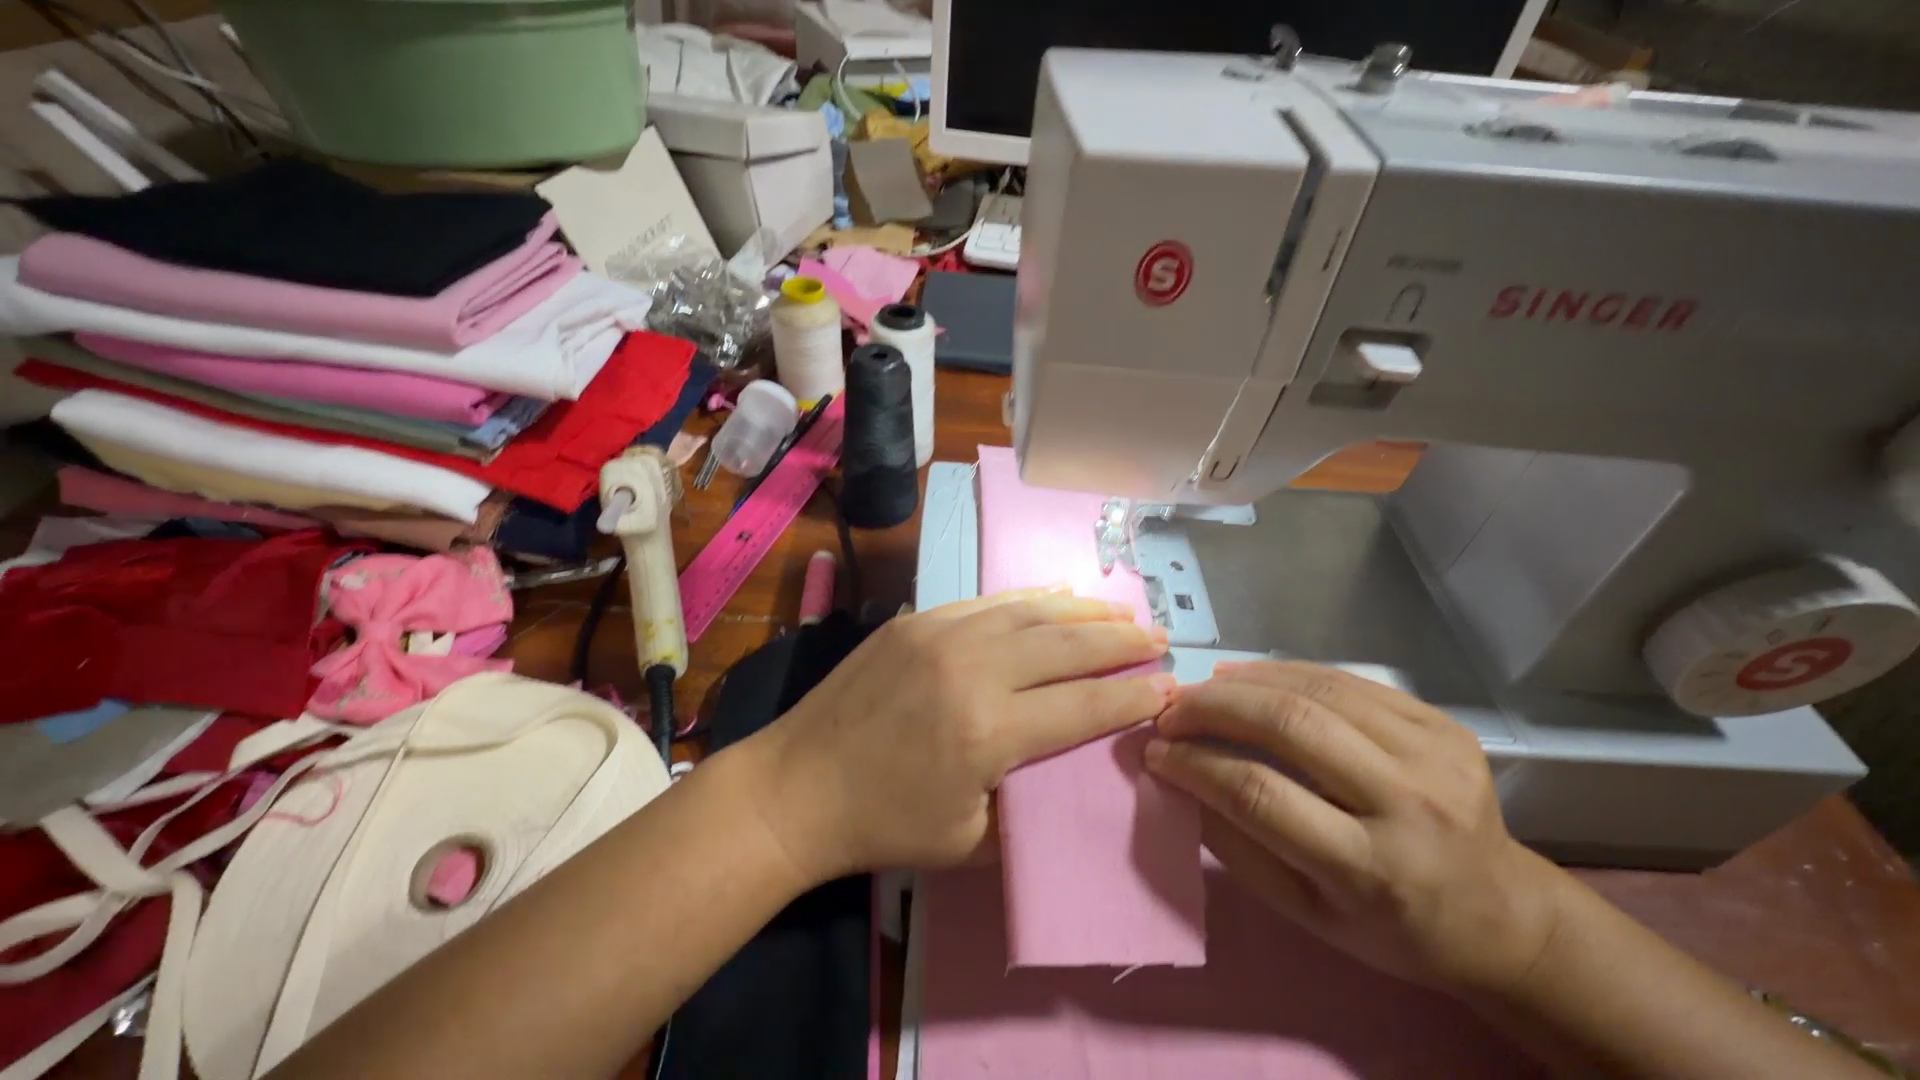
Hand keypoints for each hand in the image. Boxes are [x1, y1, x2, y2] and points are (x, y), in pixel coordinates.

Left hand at [750, 588, 1172, 881]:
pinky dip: (1032, 599)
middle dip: (1124, 644)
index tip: (1172, 688)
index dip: (1135, 696)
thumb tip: (1070, 768)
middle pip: (1069, 646)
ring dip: (1085, 613)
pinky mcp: (916, 620)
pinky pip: (989, 601)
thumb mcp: (970, 842)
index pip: (1086, 706)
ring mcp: (942, 634)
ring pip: (1033, 612)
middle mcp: (974, 669)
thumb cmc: (884, 826)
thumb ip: (1029, 805)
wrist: (797, 787)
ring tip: (1124, 616)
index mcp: (991, 732)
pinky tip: (1058, 597)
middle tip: (1162, 641)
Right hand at [1144, 661, 1569, 995]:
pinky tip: (1251, 677)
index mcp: (1370, 868)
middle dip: (1214, 708)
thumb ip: (1237, 847)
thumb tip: (1176, 779)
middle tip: (1171, 709)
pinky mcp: (1445, 725)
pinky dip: (1290, 673)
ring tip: (1201, 688)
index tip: (1155, 752)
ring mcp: (1435, 755)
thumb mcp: (1307, 914)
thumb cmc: (1392, 929)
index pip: (1260, 795)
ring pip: (1320, 691)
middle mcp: (1409, 803)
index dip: (1195, 765)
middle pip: (1291, 726)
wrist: (1500, 914)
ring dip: (1246, 682)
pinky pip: (1351, 682)